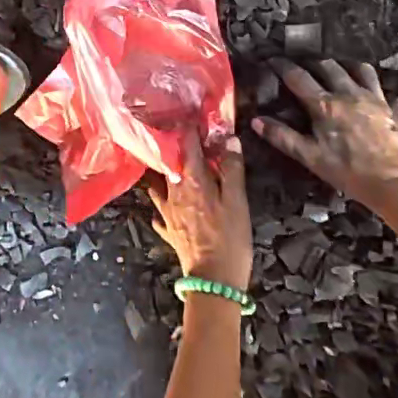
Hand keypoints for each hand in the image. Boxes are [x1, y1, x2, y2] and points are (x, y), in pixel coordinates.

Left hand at [149, 137, 252, 289]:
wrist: (212, 280)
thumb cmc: (229, 238)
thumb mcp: (238, 202)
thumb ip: (232, 169)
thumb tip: (229, 139)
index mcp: (192, 181)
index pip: (187, 147)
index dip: (190, 130)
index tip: (191, 117)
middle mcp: (174, 191)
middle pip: (170, 164)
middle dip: (174, 149)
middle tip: (179, 139)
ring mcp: (167, 212)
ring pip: (159, 186)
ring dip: (163, 174)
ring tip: (169, 167)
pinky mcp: (167, 229)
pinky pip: (160, 212)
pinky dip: (163, 204)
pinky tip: (165, 205)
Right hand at [252, 58, 397, 209]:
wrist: (395, 184)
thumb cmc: (347, 170)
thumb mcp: (309, 157)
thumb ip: (282, 137)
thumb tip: (256, 121)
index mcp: (325, 104)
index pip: (298, 77)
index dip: (282, 66)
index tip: (272, 60)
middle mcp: (350, 94)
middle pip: (329, 66)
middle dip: (314, 62)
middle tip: (305, 65)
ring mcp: (376, 100)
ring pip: (362, 71)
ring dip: (349, 67)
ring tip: (341, 70)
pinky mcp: (395, 112)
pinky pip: (388, 95)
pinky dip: (380, 93)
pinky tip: (376, 99)